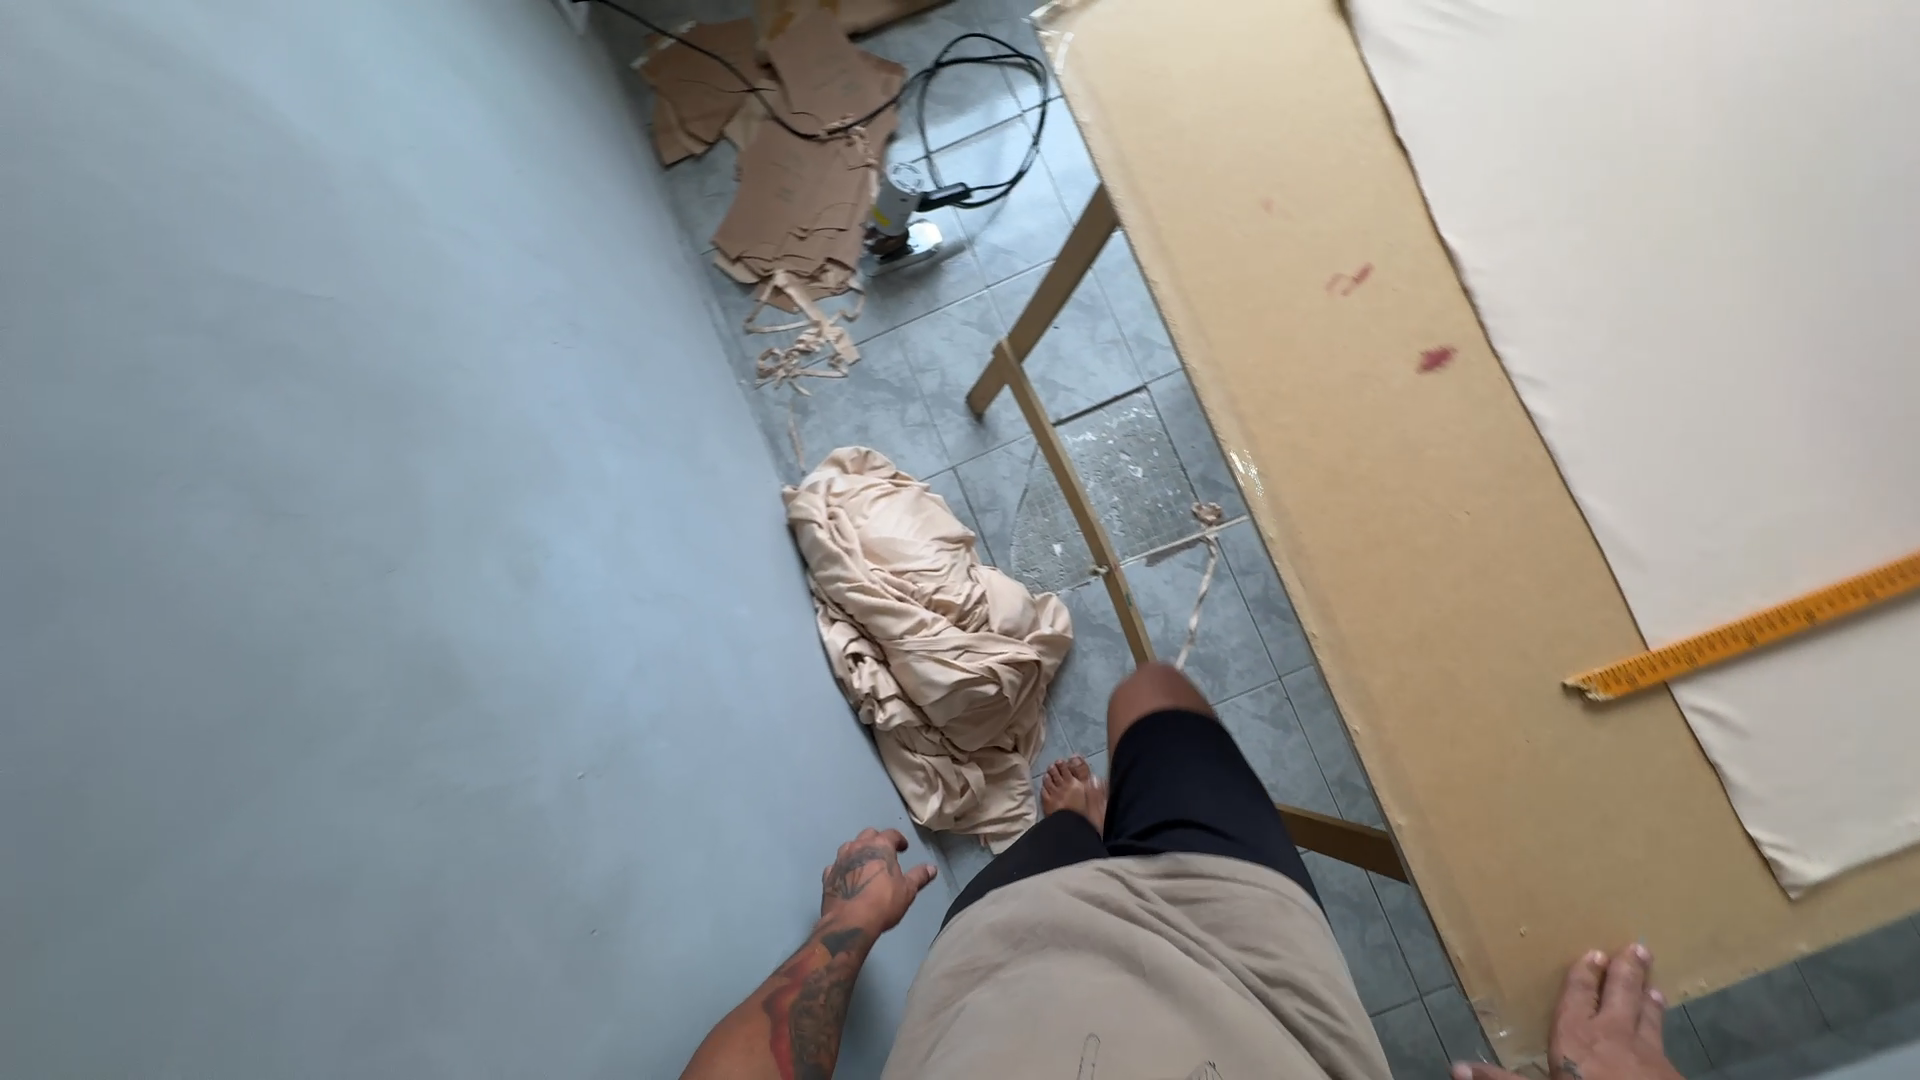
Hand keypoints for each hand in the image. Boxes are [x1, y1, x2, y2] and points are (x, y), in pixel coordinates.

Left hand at [818, 827, 937, 934]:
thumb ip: (919, 876)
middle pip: (869, 834)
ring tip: (865, 863)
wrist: (850, 922)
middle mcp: (858, 846)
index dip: (899, 839)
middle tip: (884, 854)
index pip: (891, 834)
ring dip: (858, 850)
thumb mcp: (907, 891)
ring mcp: (840, 859)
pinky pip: (836, 865)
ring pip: (850, 846)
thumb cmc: (883, 903)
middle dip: (877, 840)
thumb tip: (932, 868)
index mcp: (880, 846)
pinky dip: (843, 867)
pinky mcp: (828, 875)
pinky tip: (846, 877)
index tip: (903, 848)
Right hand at [1454, 946, 1681, 1079]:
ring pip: (1648, 1017)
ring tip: (1654, 984)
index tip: (1594, 952)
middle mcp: (1612, 1033)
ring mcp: (1648, 1053)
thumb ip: (1502, 1079)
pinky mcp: (1673, 1073)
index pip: (1579, 994)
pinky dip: (1661, 1025)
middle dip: (1627, 970)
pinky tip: (1663, 1027)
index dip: (1585, 973)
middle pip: (1620, 994)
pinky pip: (1665, 1042)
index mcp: (1575, 1033)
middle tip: (1639, 946)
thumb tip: (1455, 1068)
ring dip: (1648, 998)